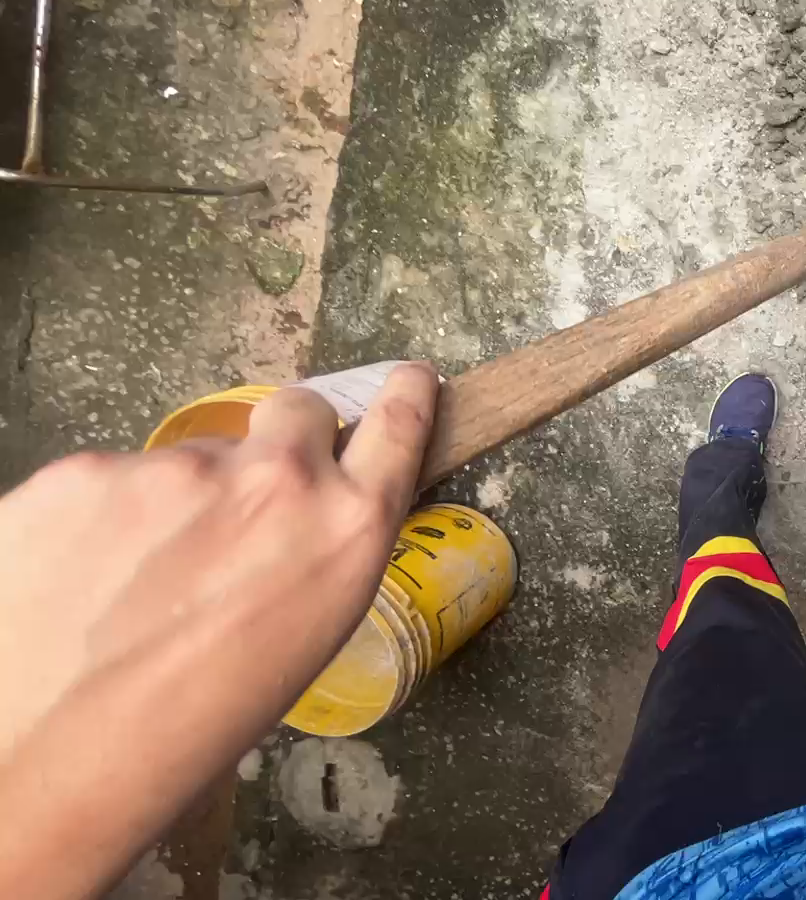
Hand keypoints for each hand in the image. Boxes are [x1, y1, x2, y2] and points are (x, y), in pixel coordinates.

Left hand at [0, 362, 438, 899]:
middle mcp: (281, 478)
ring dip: (187, 489)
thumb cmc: (226, 694)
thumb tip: (322, 487)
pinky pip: (111, 475)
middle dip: (286, 437)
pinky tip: (89, 568)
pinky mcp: (75, 477)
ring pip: (196, 454)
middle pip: (297, 408)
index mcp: (354, 516)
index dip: (408, 391)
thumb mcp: (331, 603)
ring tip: (146, 565)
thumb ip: (340, 526)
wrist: (67, 758)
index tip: (410, 375)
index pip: (400, 422)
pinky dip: (107, 511)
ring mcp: (175, 471)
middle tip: (250, 494)